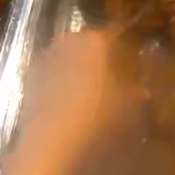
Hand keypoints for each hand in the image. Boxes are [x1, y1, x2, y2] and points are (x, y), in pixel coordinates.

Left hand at [14, 28, 139, 166]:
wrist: (49, 139)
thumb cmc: (94, 116)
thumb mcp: (123, 108)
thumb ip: (133, 95)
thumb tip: (144, 92)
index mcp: (94, 41)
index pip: (110, 36)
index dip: (118, 48)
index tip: (125, 60)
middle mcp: (69, 40)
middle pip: (86, 43)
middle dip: (95, 56)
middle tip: (106, 76)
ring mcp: (46, 55)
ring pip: (65, 54)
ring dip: (74, 66)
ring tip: (84, 89)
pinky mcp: (29, 73)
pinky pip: (49, 70)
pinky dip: (56, 79)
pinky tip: (62, 99)